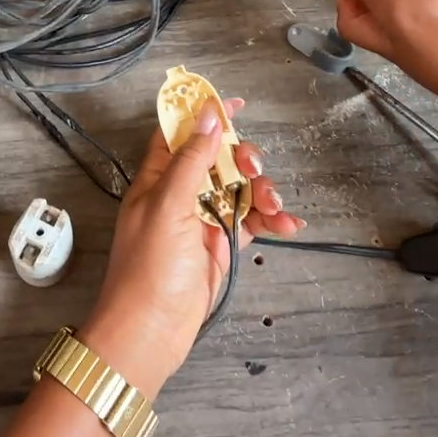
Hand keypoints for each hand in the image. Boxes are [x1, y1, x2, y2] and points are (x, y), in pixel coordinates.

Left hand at [81, 98, 302, 397]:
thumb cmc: (148, 269)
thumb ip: (190, 160)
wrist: (150, 334)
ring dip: (261, 191)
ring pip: (238, 188)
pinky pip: (249, 222)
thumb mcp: (168, 207)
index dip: (203, 113)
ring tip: (273, 206)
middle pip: (217, 157)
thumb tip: (206, 115)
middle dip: (242, 157)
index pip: (179, 132)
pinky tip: (288, 226)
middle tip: (253, 168)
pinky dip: (270, 221)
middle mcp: (179, 193)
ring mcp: (201, 219)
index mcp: (157, 178)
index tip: (234, 102)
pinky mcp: (219, 245)